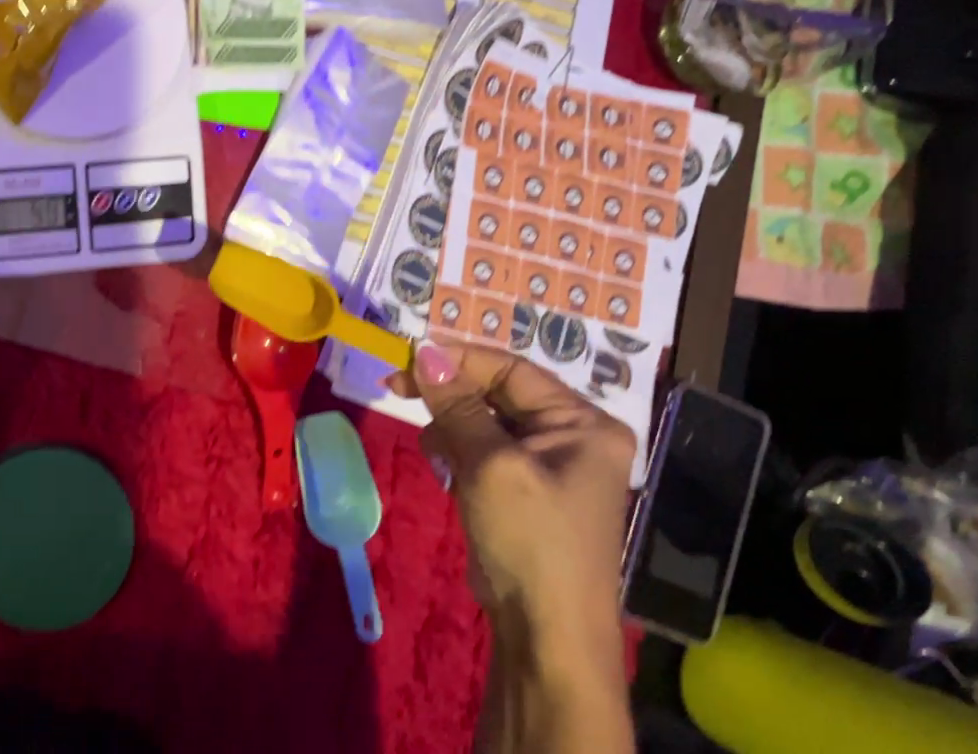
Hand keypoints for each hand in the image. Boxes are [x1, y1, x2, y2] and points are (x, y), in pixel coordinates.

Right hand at [387, 341, 634, 621]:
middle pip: (497, 391)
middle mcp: (571, 436)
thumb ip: (457, 404)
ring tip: (439, 457)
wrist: (545, 626)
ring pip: (482, 419)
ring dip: (450, 428)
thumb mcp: (488, 463)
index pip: (512, 369)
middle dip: (449, 395)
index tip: (405, 358)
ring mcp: (547, 464)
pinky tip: (448, 475)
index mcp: (583, 422)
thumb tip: (424, 352)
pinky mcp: (523, 488)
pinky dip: (457, 453)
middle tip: (395, 388)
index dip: (457, 359)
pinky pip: (481, 449)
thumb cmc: (529, 537)